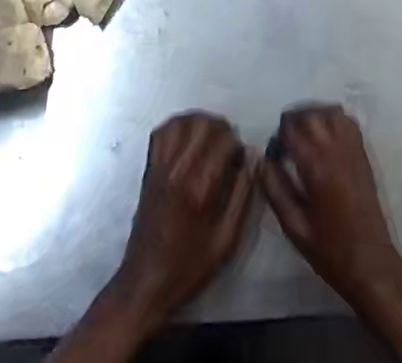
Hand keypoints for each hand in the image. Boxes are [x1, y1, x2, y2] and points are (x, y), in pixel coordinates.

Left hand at [109, 111, 256, 321]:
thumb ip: (242, 194)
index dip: (237, 142)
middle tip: (230, 143)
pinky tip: (188, 135)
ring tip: (211, 135)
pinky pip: (160, 133)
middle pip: (200, 124)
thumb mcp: (227, 238)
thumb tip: (253, 159)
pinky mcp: (148, 168)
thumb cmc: (190, 264)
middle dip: (220, 127)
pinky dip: (176, 126)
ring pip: (179, 123)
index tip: (243, 154)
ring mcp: (159, 166)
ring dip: (199, 122)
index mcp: (198, 186)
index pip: (221, 141)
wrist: (147, 279)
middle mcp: (176, 169)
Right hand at [261, 104, 401, 309]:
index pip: (291, 130)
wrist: (370, 263)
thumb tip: (263, 161)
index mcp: (317, 168)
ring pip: (332, 113)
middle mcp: (336, 152)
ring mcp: (354, 152)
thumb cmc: (329, 249)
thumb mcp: (292, 225)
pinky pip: (350, 124)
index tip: (274, 152)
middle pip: (311, 115)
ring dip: (314, 115)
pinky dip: (334, 120)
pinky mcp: (364, 157)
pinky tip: (324, 134)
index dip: (278, 136)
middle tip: (285, 139)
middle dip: (293, 120)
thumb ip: (274, 189)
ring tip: (304, 131)